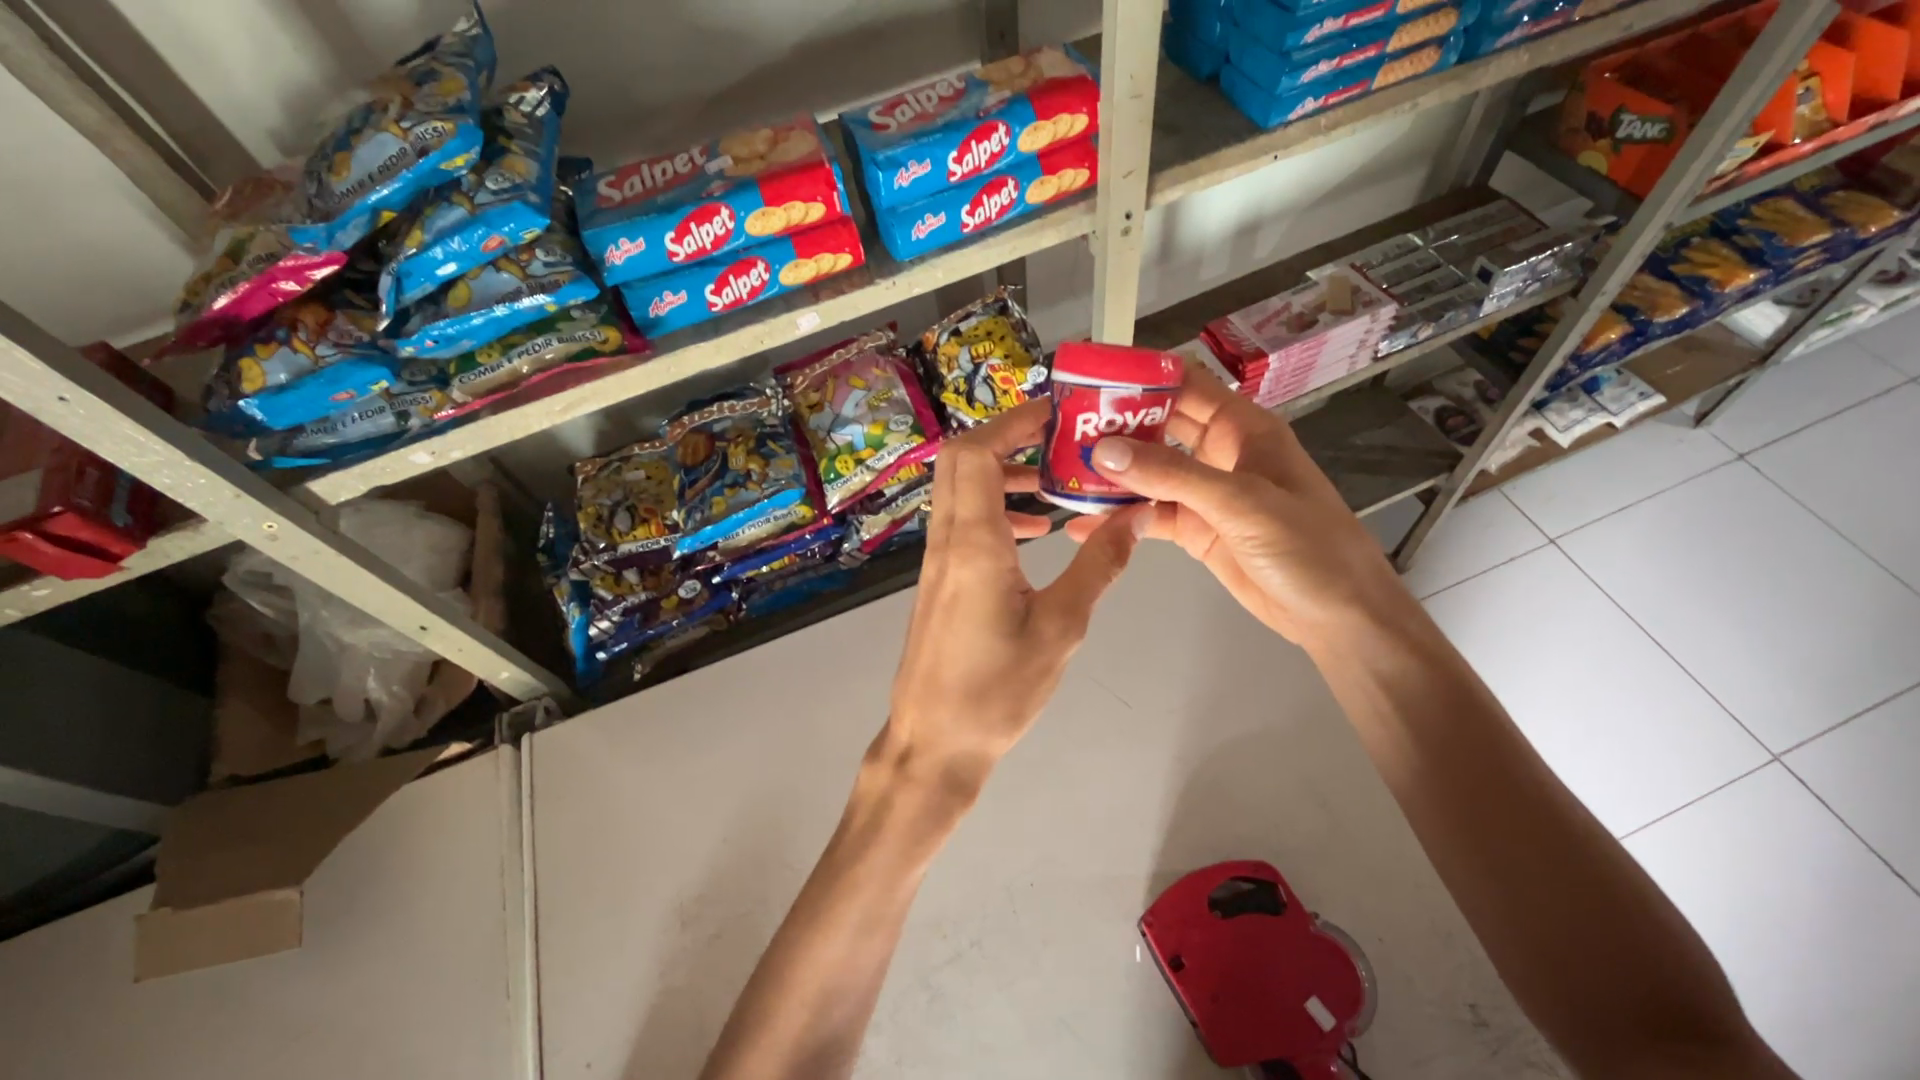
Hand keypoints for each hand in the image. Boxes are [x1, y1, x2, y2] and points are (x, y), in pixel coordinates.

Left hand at [885, 399, 1145, 789]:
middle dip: (1009, 439)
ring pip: (960, 491)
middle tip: (1060, 442)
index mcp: (972, 542)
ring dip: (1004, 476)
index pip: (975, 452)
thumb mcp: (1062, 628)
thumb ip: (1098, 565)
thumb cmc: (997, 690)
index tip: (1057, 416)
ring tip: (1058, 486)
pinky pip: (963, 523)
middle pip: (960, 461)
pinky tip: (1037, 535)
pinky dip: (996, 510)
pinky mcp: (940, 582)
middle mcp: (946, 540)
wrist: (935, 743)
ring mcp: (937, 561)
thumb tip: (1135, 514)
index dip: (1012, 422)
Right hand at [1063, 369, 1416, 650]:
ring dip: (1112, 474)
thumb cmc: (1306, 546)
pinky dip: (1121, 519)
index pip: (1184, 384)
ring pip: (1149, 473)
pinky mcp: (1197, 531)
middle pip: (1159, 427)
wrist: (1338, 616)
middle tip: (1060, 431)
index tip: (1087, 379)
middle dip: (1114, 426)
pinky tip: (1082, 525)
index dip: (1139, 377)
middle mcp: (1220, 452)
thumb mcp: (1240, 503)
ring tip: (1060, 475)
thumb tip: (1104, 450)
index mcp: (1241, 428)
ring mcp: (1207, 494)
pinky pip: (1151, 516)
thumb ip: (1171, 475)